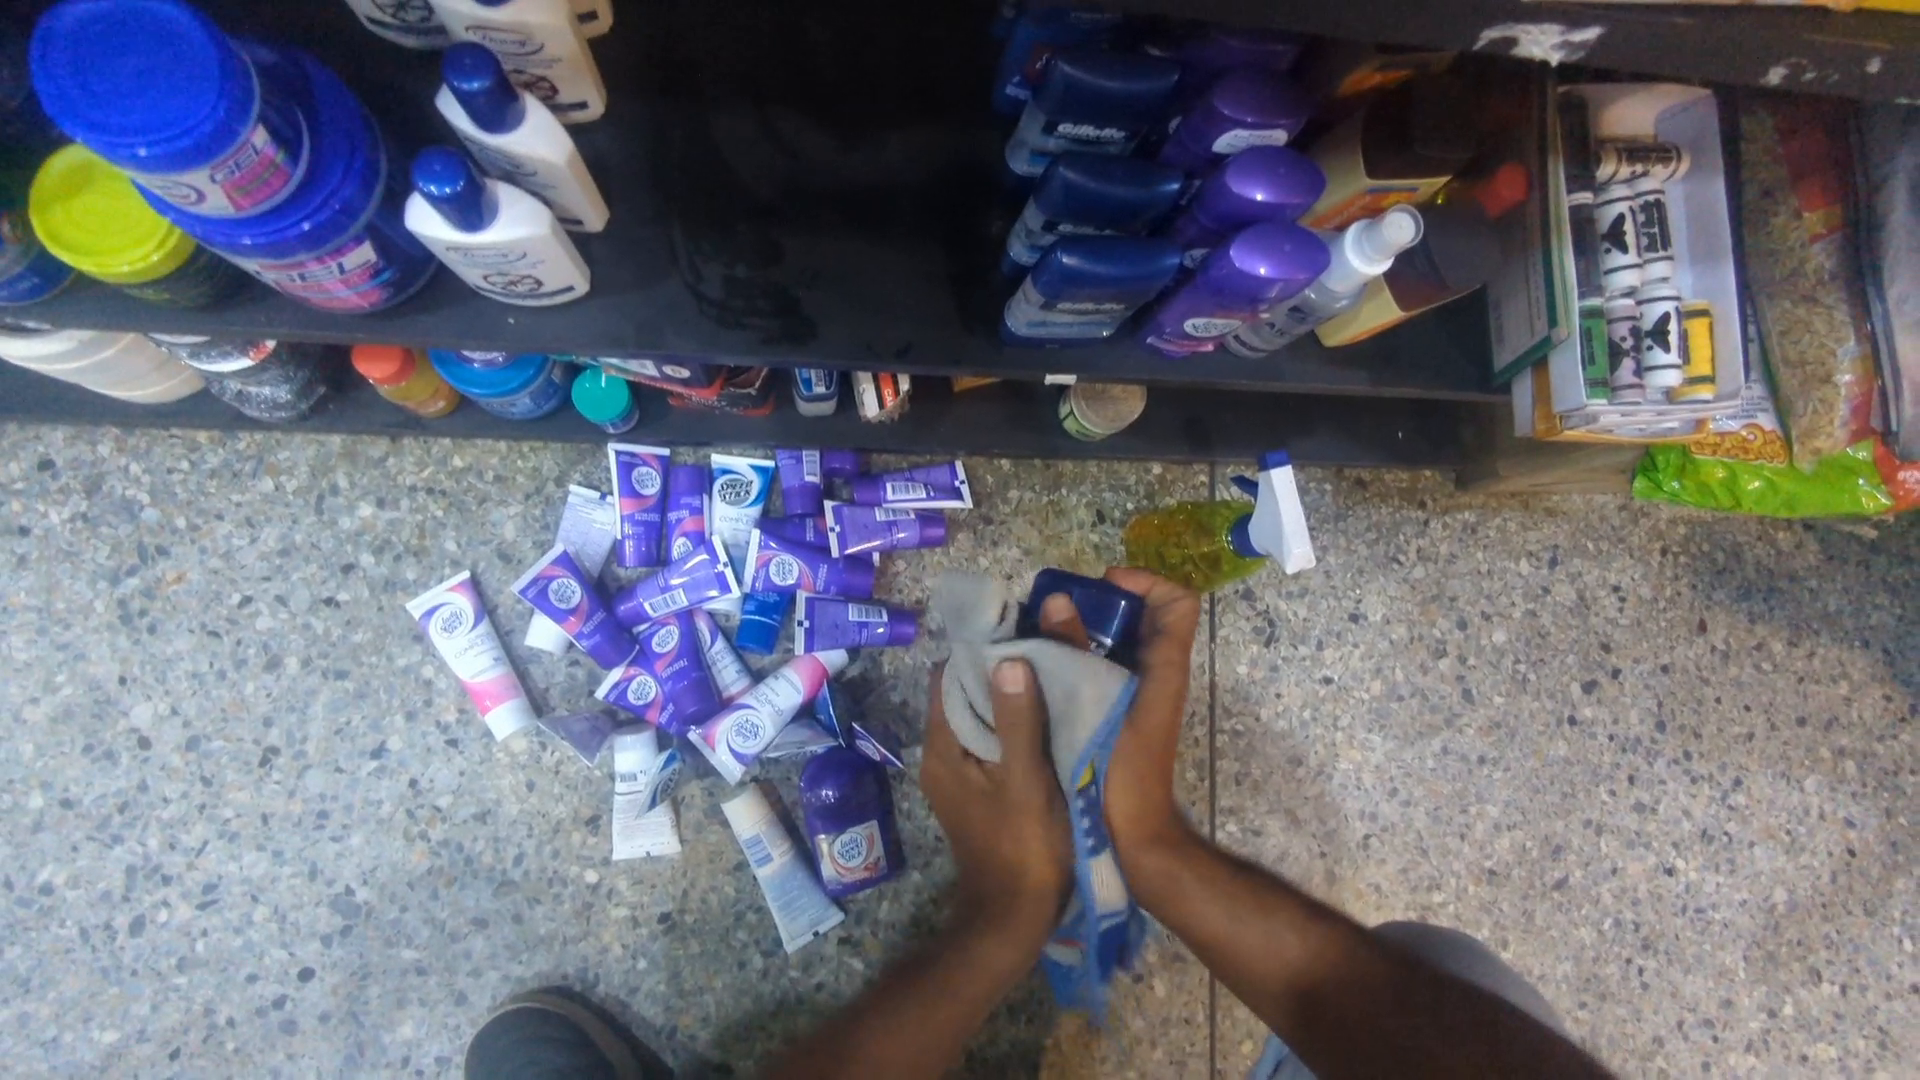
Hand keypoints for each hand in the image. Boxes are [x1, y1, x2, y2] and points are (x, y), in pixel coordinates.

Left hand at [921, 658, 1073, 948]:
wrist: (1014, 917)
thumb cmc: (1023, 847)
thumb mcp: (1026, 780)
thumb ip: (1017, 719)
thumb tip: (1010, 657)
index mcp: (943, 746)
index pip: (950, 675)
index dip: (982, 648)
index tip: (1022, 629)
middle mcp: (941, 753)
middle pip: (965, 691)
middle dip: (1000, 667)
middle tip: (1046, 646)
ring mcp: (958, 772)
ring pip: (980, 714)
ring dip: (1009, 694)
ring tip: (1052, 671)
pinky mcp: (977, 787)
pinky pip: (990, 738)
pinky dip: (1013, 720)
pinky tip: (1047, 713)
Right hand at [1037, 568, 1202, 873]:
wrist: (1134, 836)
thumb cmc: (1114, 774)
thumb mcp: (1090, 706)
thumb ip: (1072, 652)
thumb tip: (1057, 600)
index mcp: (1164, 668)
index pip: (1179, 601)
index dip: (1146, 581)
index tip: (1101, 585)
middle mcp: (1159, 673)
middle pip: (1144, 614)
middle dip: (1102, 600)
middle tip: (1057, 606)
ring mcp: (1142, 691)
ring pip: (1123, 638)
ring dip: (1087, 626)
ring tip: (1043, 629)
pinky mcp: (1124, 707)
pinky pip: (1107, 663)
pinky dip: (1081, 652)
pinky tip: (1044, 664)